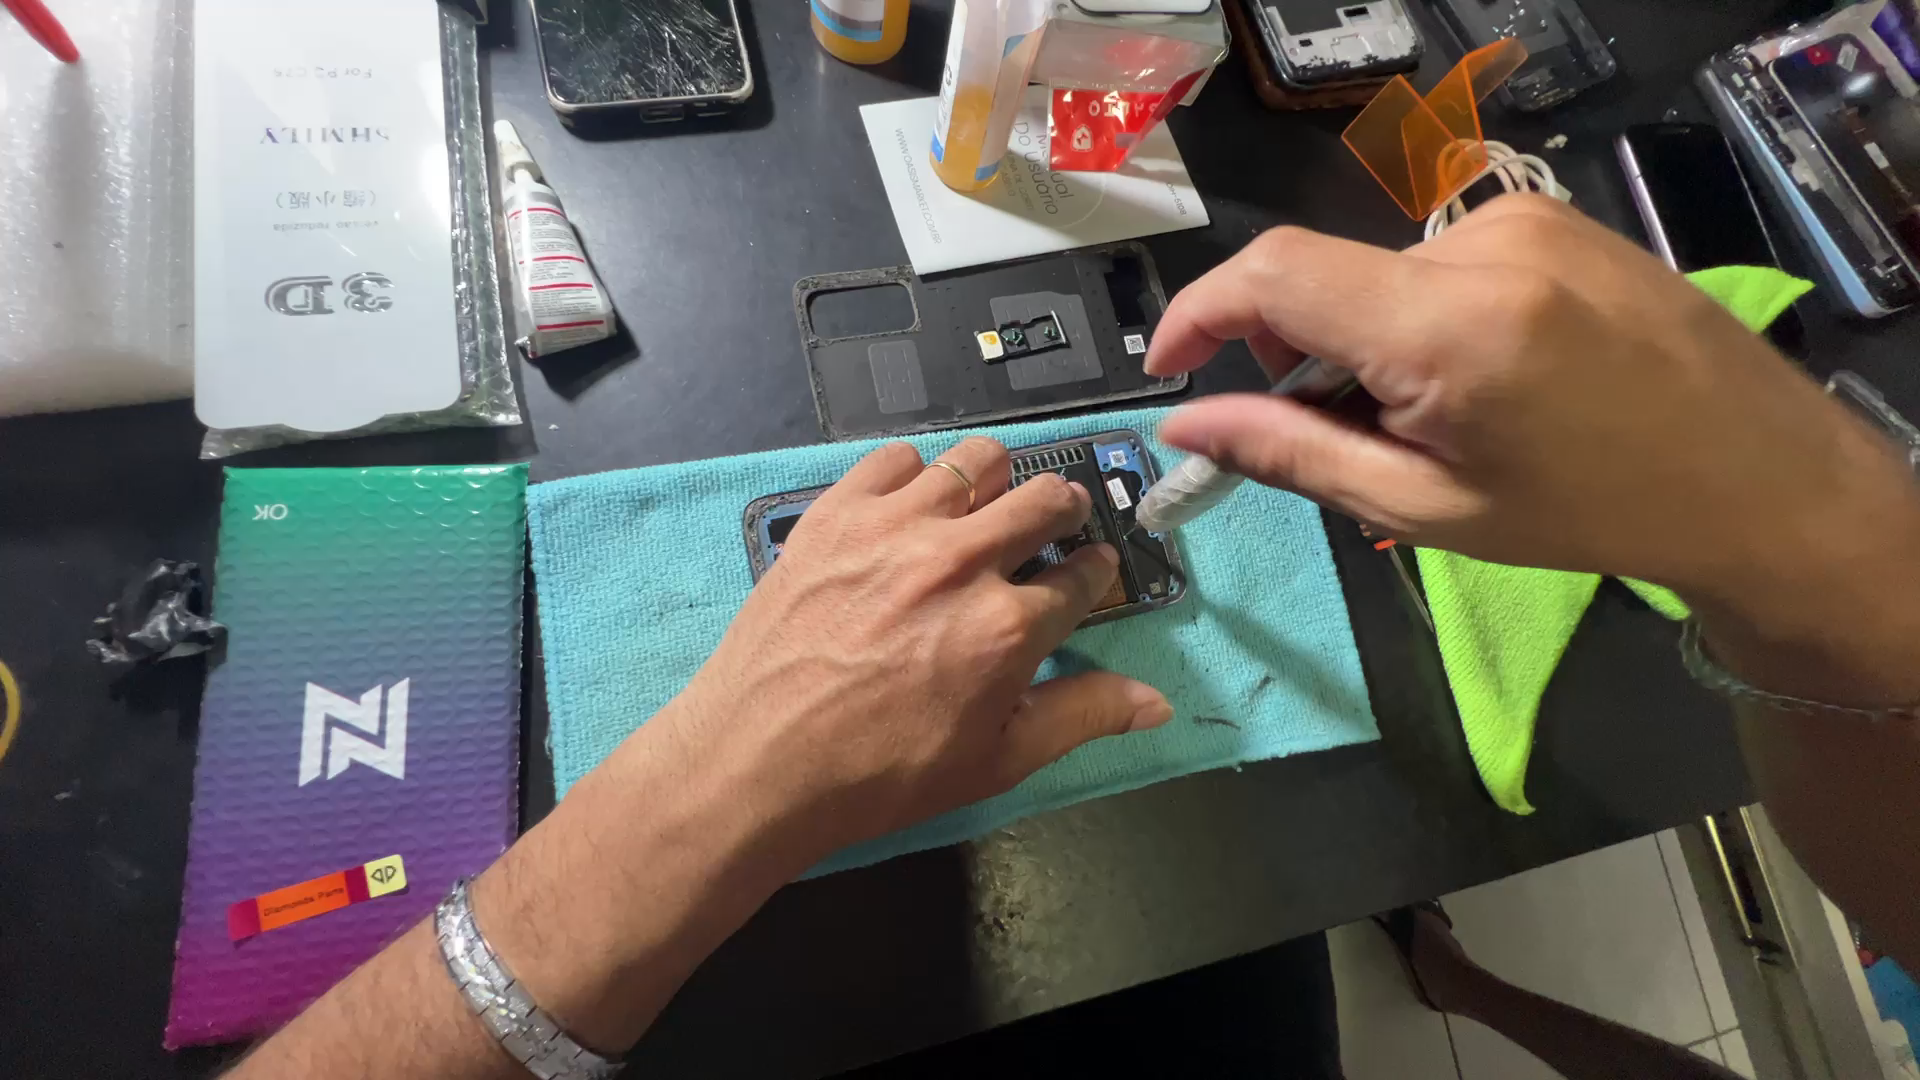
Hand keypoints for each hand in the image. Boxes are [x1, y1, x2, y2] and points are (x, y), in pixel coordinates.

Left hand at [665, 435, 1172, 852]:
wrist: (758, 758)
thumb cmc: (882, 773)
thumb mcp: (995, 761)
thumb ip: (1081, 717)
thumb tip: (1156, 701)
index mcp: (1007, 626)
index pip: (1082, 576)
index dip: (1095, 570)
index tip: (1091, 567)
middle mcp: (960, 561)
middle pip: (1043, 500)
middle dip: (1063, 509)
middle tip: (1052, 525)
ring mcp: (895, 527)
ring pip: (977, 461)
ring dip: (996, 482)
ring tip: (981, 510)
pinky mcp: (837, 512)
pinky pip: (895, 458)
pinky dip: (914, 476)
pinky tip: (907, 510)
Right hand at [1143, 194, 1914, 601]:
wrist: (1759, 478)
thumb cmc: (1580, 512)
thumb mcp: (1413, 505)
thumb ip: (1285, 452)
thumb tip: (1182, 424)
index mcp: (1447, 326)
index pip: (1273, 274)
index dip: (1197, 311)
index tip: (1168, 367)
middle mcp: (1480, 245)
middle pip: (1311, 277)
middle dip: (1278, 350)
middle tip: (1313, 424)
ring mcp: (1519, 220)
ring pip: (1360, 276)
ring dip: (1339, 341)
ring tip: (1398, 409)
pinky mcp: (1542, 219)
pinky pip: (1415, 264)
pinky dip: (1390, 319)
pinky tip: (1446, 373)